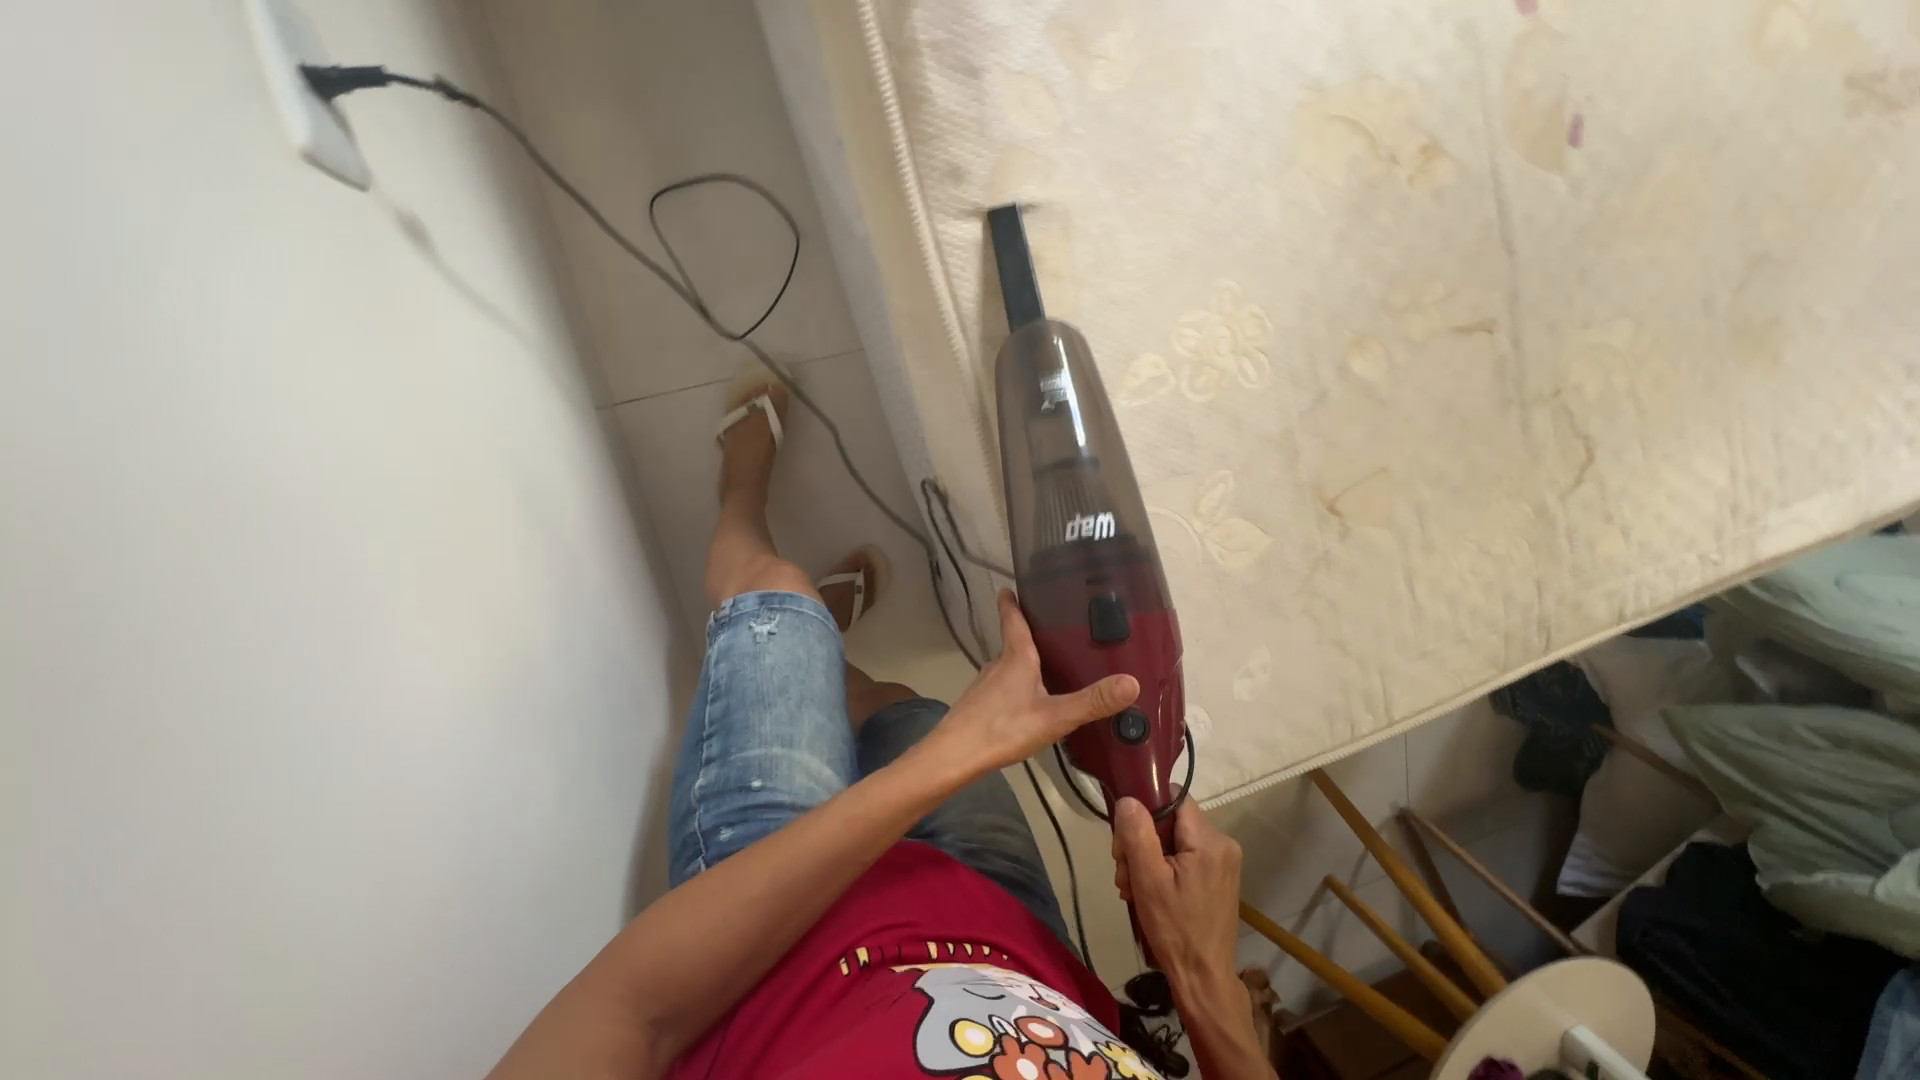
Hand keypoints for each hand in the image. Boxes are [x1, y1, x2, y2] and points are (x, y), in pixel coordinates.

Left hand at [914, 590, 1137, 777]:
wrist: (954, 757)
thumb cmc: (1003, 728)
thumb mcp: (1054, 717)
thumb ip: (1091, 701)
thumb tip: (1132, 682)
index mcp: (1016, 658)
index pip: (1012, 620)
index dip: (1011, 603)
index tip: (1009, 588)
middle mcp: (998, 665)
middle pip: (1013, 644)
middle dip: (1029, 637)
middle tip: (1054, 633)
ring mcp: (984, 687)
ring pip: (1007, 668)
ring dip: (1023, 665)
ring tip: (1048, 670)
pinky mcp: (978, 707)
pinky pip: (1001, 690)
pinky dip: (1015, 689)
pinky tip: (1028, 706)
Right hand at [1113, 797, 1242, 993]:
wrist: (1203, 978)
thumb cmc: (1174, 928)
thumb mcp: (1148, 879)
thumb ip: (1137, 833)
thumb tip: (1128, 799)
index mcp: (1209, 840)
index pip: (1173, 797)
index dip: (1145, 809)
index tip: (1127, 837)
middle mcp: (1223, 843)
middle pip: (1171, 821)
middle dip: (1142, 842)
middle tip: (1124, 873)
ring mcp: (1224, 862)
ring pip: (1175, 841)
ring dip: (1149, 859)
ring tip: (1134, 889)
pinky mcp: (1220, 878)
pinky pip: (1186, 858)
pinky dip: (1164, 870)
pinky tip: (1150, 894)